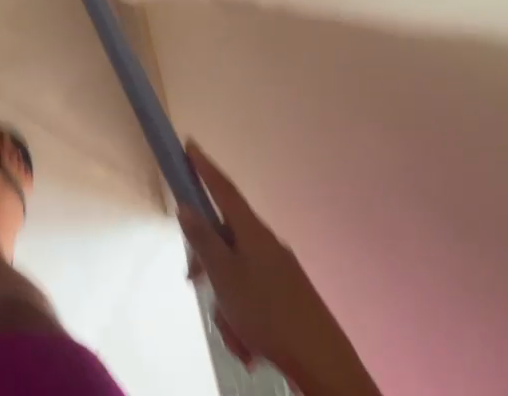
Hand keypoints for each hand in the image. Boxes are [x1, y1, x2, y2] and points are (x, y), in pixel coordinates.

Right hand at [180, 142, 380, 395]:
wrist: (321, 361)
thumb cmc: (267, 311)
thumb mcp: (224, 276)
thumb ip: (203, 239)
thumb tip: (185, 206)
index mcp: (252, 231)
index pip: (223, 189)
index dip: (204, 168)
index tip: (189, 145)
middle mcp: (266, 243)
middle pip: (224, 238)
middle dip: (207, 263)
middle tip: (193, 281)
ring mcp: (279, 269)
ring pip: (235, 274)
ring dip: (226, 302)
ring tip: (235, 333)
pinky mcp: (287, 295)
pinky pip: (251, 295)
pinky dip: (243, 317)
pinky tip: (248, 345)